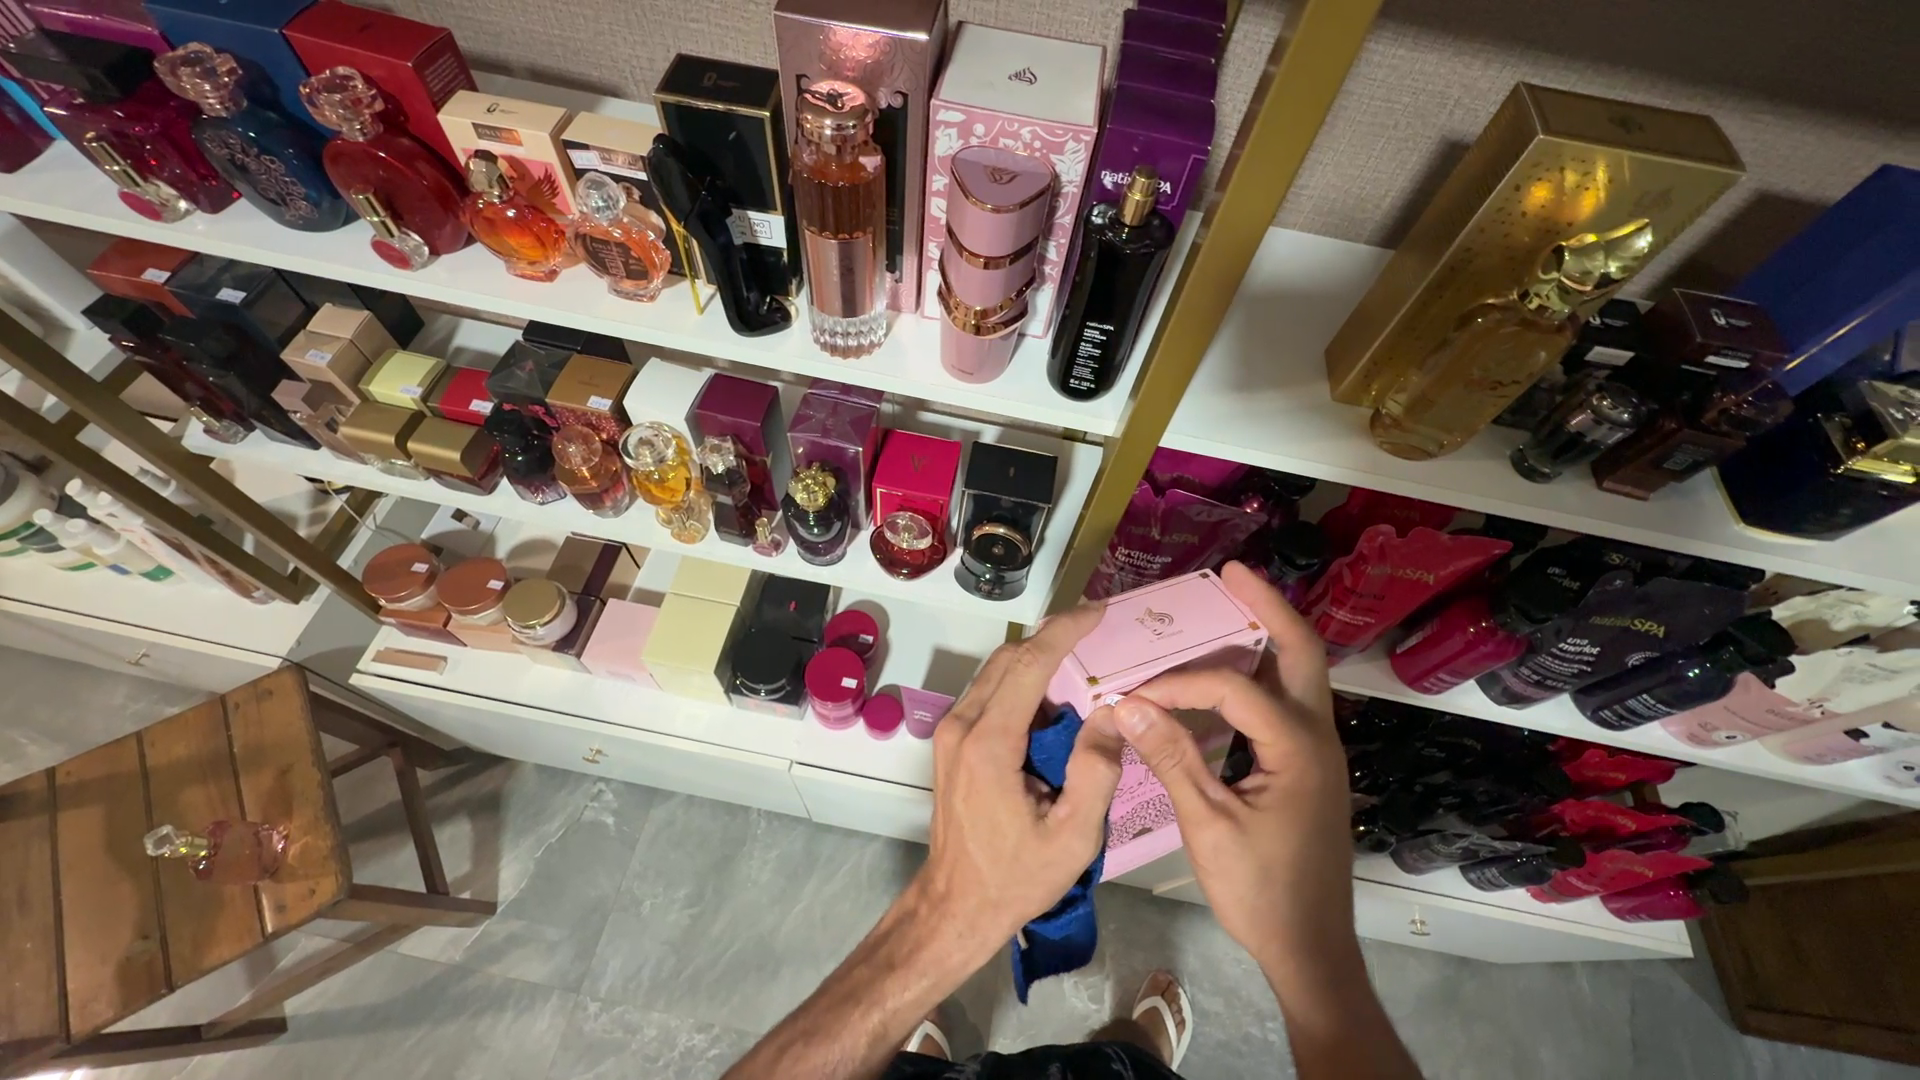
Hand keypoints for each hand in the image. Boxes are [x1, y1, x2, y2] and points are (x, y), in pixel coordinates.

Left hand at [909, 604, 1126, 965]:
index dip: (1064, 630)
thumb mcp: (1073, 836)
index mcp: (990, 742)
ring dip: (1037, 660)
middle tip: (1099, 629)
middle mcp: (962, 725)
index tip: (1097, 610)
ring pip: (996, 673)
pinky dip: (1023, 684)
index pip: (1028, 664)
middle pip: (1009, 659)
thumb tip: (1110, 713)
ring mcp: (950, 731)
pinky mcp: (951, 741)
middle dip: (1053, 636)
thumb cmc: (1016, 876)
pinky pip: (990, 694)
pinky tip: (1055, 700)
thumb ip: (1096, 770)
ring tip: (1084, 660)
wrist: (955, 904)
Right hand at [1115, 562, 1353, 970]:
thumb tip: (1126, 704)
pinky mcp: (1309, 767)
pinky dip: (1262, 674)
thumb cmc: (1260, 890)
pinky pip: (1288, 703)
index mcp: (1298, 748)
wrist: (1311, 948)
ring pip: (1300, 674)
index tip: (1133, 698)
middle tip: (1231, 572)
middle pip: (1301, 651)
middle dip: (1268, 606)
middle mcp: (1319, 737)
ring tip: (1231, 605)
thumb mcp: (1207, 824)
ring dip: (1269, 635)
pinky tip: (1228, 677)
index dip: (1178, 686)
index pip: (1232, 690)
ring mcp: (1320, 752)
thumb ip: (1171, 757)